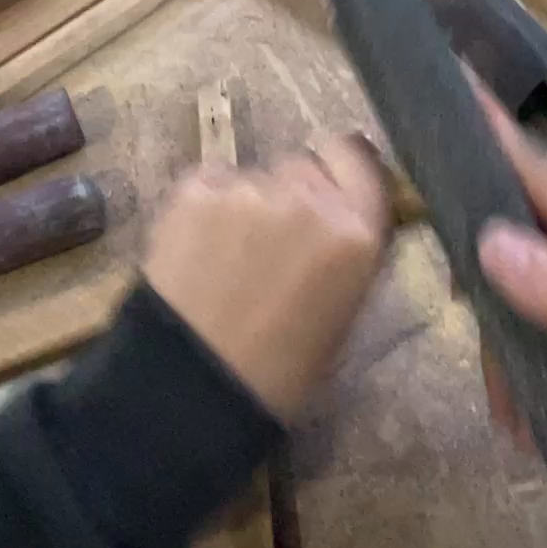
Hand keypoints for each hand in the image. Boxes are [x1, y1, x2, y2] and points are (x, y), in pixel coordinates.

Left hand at [143, 135, 390, 421]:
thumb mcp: (342, 313)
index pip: (354, 156)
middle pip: (303, 164)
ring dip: (247, 203)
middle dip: (291, 193)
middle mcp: (308, 198)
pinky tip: (197, 249)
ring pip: (254, 175)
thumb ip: (347, 249)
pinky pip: (211, 182)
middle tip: (270, 240)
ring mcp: (249, 189)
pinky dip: (206, 205)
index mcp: (355, 233)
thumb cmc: (279, 372)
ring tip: (226, 255)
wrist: (191, 390)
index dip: (338, 169)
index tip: (325, 191)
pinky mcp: (196, 189)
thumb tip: (341, 218)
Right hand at [470, 89, 546, 514]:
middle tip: (454, 299)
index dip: (487, 128)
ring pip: (510, 272)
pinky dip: (516, 354)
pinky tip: (520, 406)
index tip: (444, 85)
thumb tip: (486, 237)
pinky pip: (526, 311)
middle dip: (473, 255)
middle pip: (508, 215)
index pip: (532, 166)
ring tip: (505, 400)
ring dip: (499, 332)